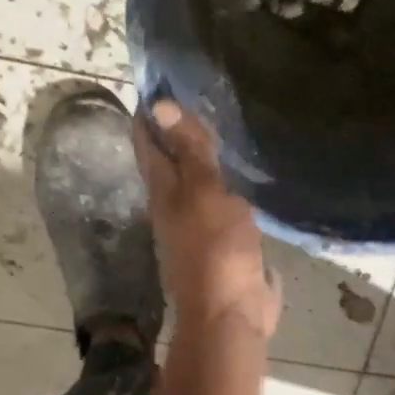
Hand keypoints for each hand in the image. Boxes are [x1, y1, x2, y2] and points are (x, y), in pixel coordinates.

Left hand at [134, 99, 280, 340]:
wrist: (231, 314)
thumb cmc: (216, 250)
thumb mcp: (205, 192)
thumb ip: (189, 151)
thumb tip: (160, 104)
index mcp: (165, 191)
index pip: (149, 141)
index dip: (152, 112)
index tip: (163, 80)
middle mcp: (175, 205)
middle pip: (170, 160)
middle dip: (178, 130)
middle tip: (198, 95)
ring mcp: (199, 225)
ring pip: (197, 181)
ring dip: (204, 157)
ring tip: (223, 127)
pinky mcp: (225, 241)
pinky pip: (222, 202)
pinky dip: (227, 183)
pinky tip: (245, 173)